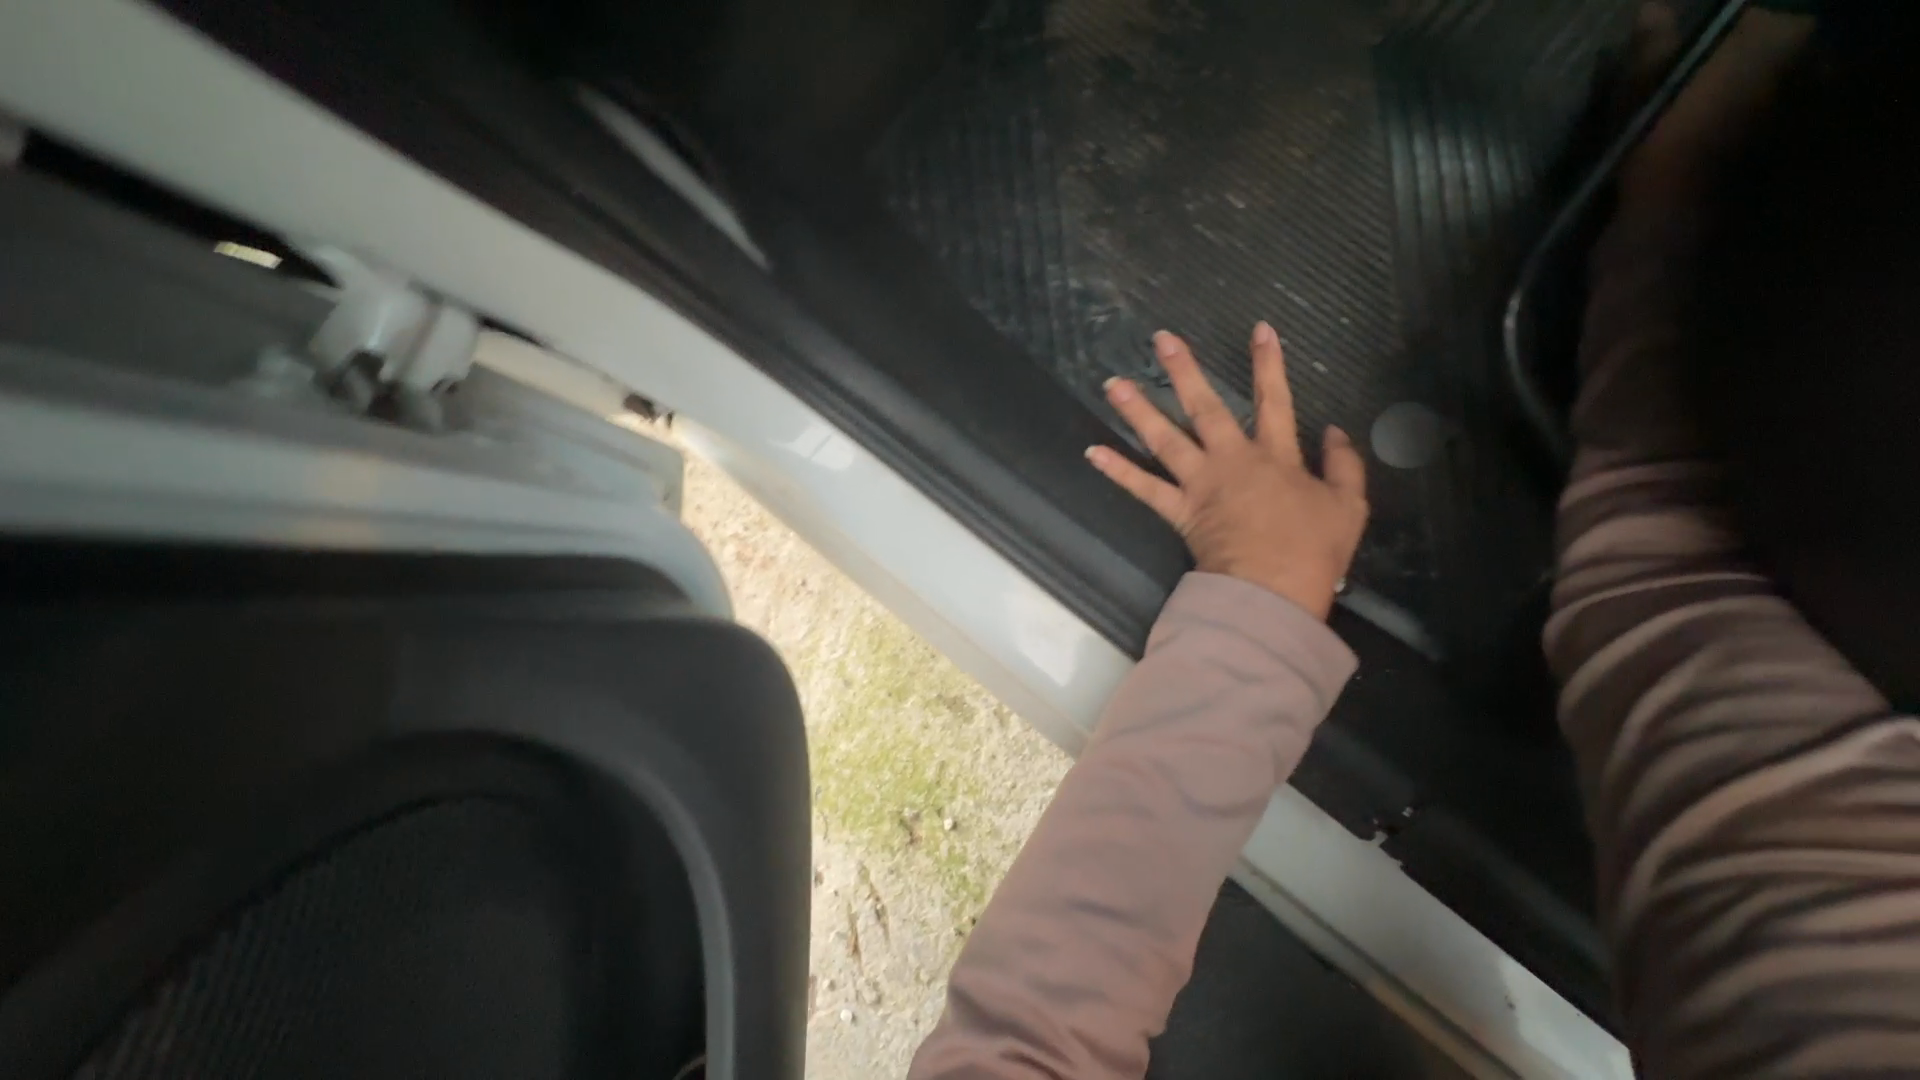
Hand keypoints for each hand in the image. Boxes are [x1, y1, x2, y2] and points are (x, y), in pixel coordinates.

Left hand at [1086, 322, 1367, 619]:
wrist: (1271, 589)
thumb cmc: (1313, 550)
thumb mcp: (1347, 505)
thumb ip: (1343, 464)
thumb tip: (1335, 431)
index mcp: (1275, 456)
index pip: (1275, 400)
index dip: (1269, 363)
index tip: (1259, 330)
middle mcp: (1232, 460)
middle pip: (1205, 408)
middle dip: (1185, 371)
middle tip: (1162, 340)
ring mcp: (1200, 484)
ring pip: (1165, 439)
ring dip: (1138, 410)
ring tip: (1113, 384)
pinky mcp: (1178, 510)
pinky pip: (1143, 488)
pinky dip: (1118, 471)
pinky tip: (1093, 452)